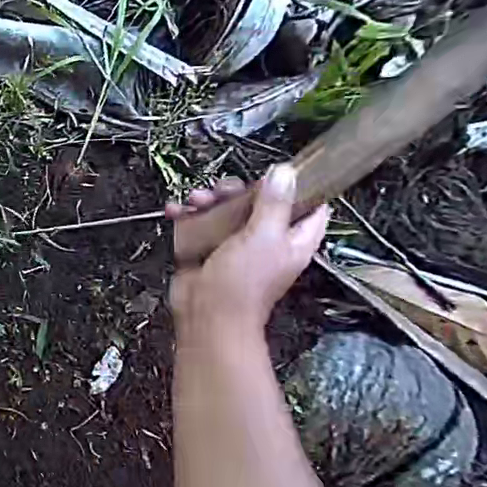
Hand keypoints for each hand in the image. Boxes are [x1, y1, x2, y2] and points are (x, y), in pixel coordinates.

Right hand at [169, 165, 330, 330]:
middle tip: (224, 191)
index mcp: (291, 239)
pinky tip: (178, 211)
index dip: (298, 187)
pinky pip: (197, 223)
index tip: (279, 172)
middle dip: (237, 191)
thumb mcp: (263, 237)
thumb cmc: (241, 287)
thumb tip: (285, 173)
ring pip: (224, 209)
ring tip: (196, 202)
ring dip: (207, 199)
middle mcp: (265, 240)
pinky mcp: (206, 249)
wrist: (205, 315)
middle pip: (258, 201)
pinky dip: (186, 214)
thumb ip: (275, 203)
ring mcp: (234, 244)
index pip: (309, 206)